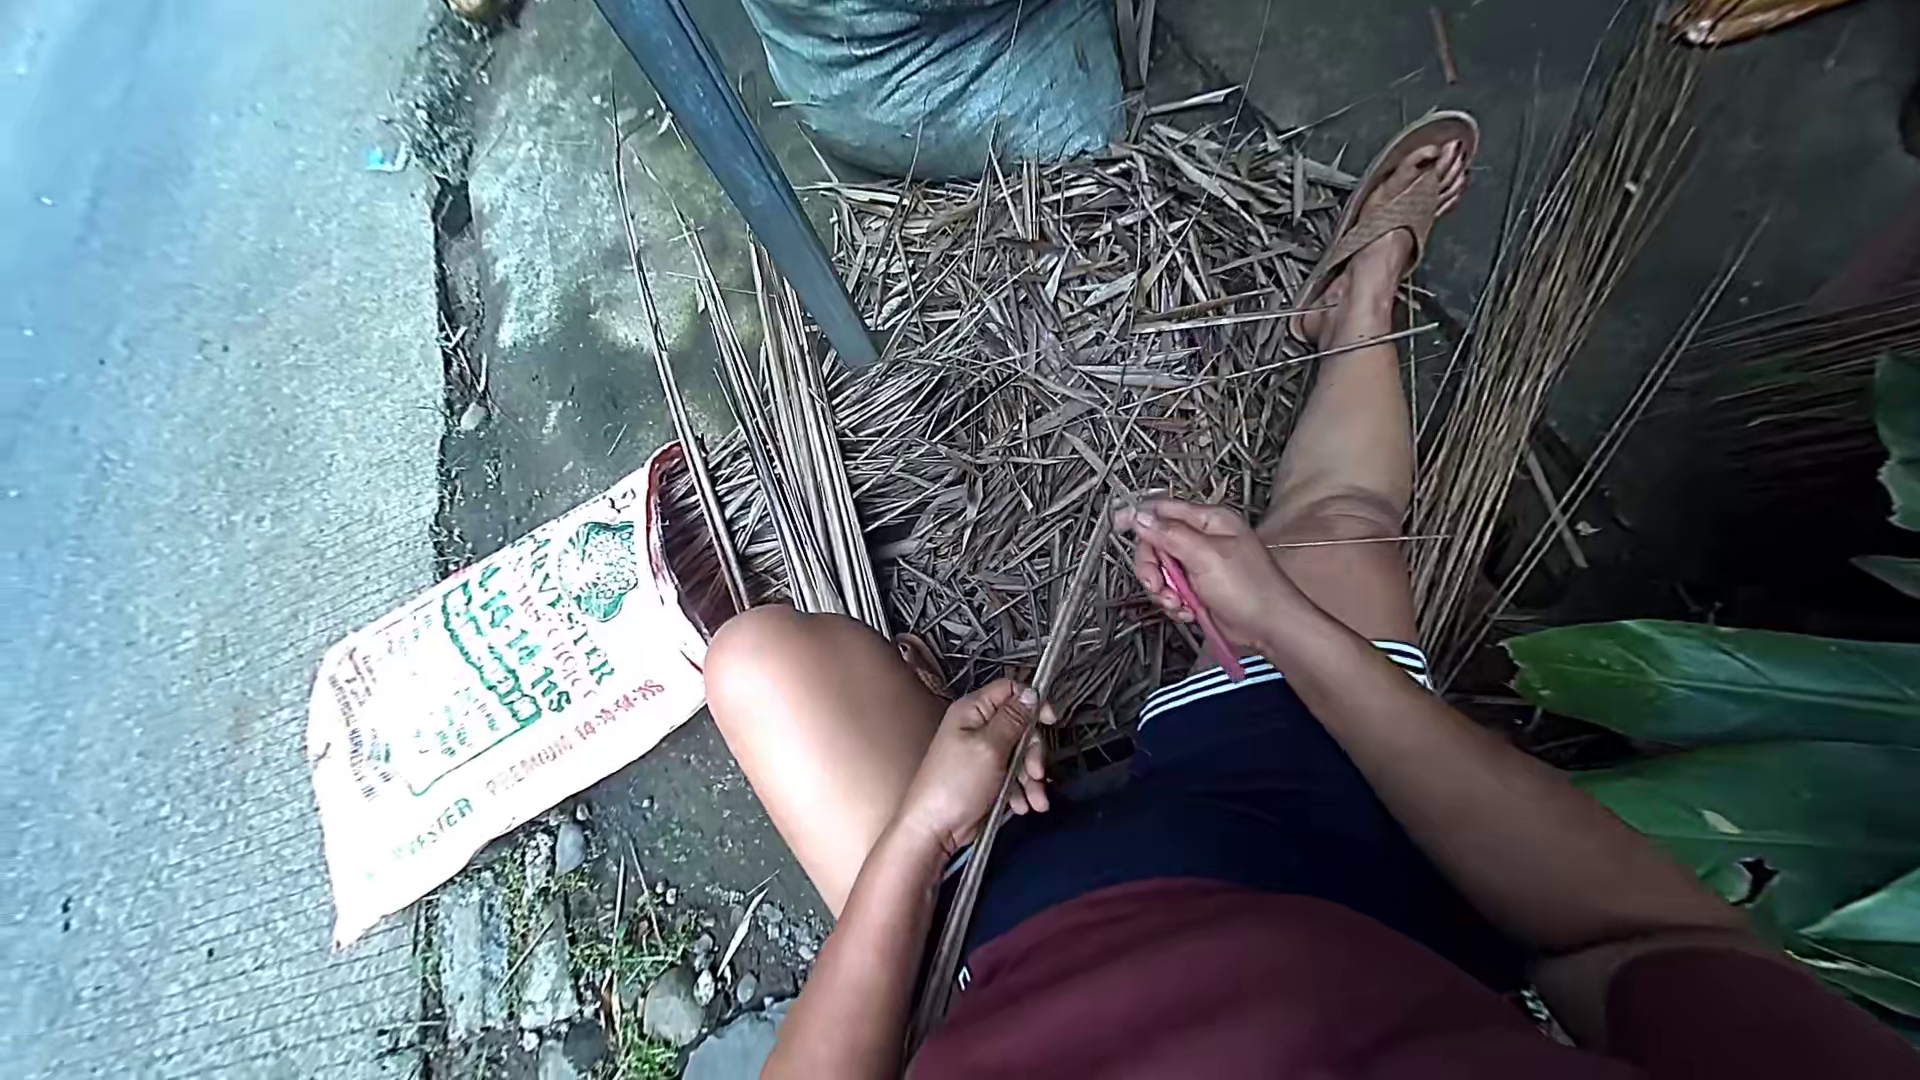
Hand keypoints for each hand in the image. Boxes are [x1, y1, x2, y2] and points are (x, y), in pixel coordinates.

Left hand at [895, 679, 1058, 857]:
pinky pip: (1014, 774)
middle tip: (1035, 772)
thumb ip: (1013, 719)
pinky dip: (1022, 790)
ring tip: (1033, 799)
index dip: (1033, 702)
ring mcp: (983, 752)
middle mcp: (978, 726)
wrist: (935, 829)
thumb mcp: (989, 747)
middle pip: (1021, 724)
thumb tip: (1032, 693)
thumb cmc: (956, 784)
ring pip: (1021, 752)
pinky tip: (1022, 805)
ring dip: (1031, 776)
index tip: (1050, 721)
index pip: (1010, 690)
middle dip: (1033, 750)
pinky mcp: (988, 776)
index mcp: (973, 710)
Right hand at [1113, 498, 1315, 656]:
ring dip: (1163, 590)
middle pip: (1155, 543)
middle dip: (1152, 567)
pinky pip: (1170, 589)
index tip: (1118, 523)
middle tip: (1157, 582)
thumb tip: (1141, 517)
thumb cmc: (1252, 590)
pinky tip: (1187, 608)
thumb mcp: (1206, 556)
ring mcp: (1199, 564)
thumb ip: (1169, 534)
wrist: (1269, 628)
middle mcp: (1203, 540)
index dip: (1139, 517)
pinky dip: (1173, 602)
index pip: (1163, 509)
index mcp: (1209, 521)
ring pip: (1160, 570)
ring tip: (1178, 600)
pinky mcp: (1197, 586)